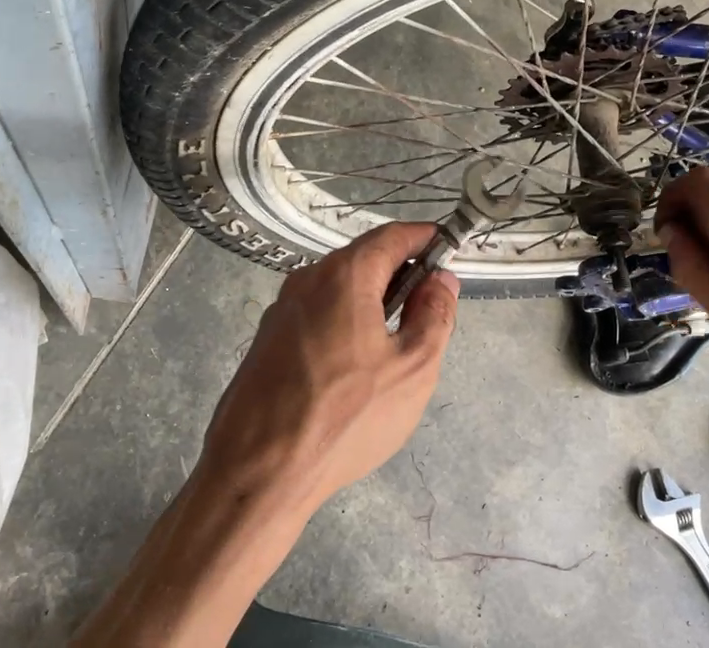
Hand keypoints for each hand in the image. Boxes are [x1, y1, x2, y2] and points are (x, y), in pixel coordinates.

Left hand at [193, 222, 460, 511]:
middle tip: (430, 310)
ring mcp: (280, 311)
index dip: (426, 239)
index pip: (393, 235)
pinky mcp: (266, 342)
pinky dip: (345, 324)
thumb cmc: (346, 417)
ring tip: (396, 346)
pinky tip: (355, 369)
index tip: (451, 252)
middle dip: (402, 274)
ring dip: (373, 303)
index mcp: (343, 275)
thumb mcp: (412, 368)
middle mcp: (306, 281)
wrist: (257, 473)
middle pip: (364, 260)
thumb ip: (434, 315)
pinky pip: (317, 316)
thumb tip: (441, 280)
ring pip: (339, 290)